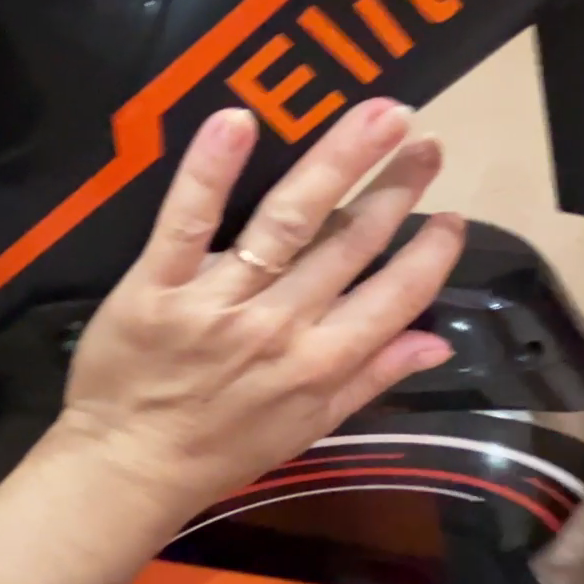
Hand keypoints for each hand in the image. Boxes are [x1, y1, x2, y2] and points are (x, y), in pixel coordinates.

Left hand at [48, 99, 464, 521]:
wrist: (129, 467)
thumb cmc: (226, 450)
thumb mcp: (312, 426)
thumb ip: (374, 377)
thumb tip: (438, 342)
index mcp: (323, 363)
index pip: (395, 297)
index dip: (431, 254)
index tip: (453, 217)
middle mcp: (281, 326)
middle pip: (350, 243)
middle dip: (396, 188)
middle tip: (427, 141)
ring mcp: (219, 301)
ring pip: (288, 221)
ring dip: (339, 163)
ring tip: (381, 116)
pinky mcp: (159, 285)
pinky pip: (188, 221)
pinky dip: (212, 171)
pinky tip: (239, 120)